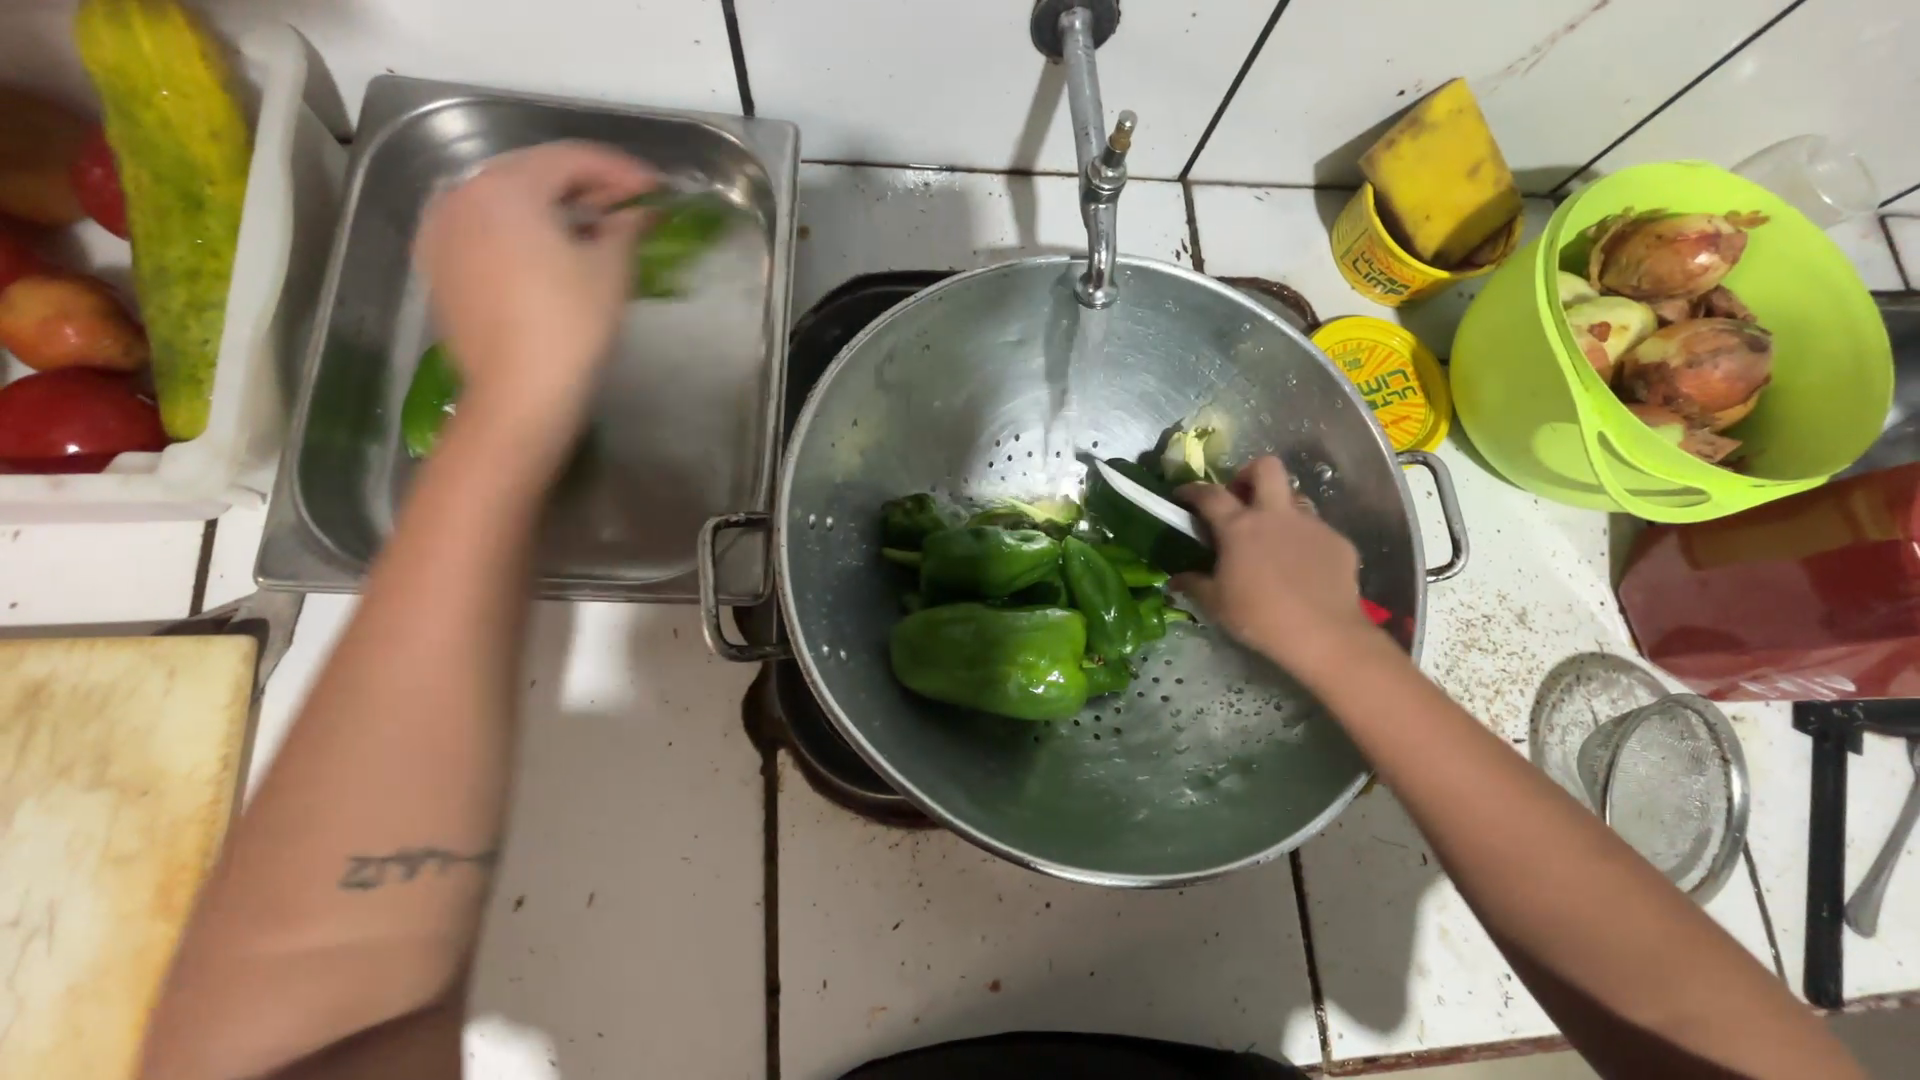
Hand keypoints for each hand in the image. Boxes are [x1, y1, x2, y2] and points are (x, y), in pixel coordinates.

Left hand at [413, 140, 654, 448]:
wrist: (518, 394)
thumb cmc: (570, 325)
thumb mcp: (610, 269)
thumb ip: (625, 227)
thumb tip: (640, 212)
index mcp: (504, 188)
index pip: (569, 159)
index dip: (619, 171)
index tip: (656, 188)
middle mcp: (461, 196)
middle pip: (531, 174)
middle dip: (584, 186)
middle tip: (628, 205)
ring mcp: (441, 232)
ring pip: (504, 202)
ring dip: (551, 208)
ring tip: (592, 228)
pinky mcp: (439, 267)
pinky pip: (484, 231)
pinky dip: (520, 232)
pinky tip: (550, 253)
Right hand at [1171, 456, 1373, 668]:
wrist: (1324, 635)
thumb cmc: (1260, 618)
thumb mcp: (1217, 605)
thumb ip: (1194, 584)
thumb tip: (1175, 579)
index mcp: (1240, 527)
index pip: (1210, 494)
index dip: (1193, 489)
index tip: (1183, 495)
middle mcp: (1276, 515)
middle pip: (1265, 468)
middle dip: (1249, 473)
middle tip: (1241, 498)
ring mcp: (1311, 525)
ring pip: (1295, 497)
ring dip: (1280, 508)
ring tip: (1274, 536)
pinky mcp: (1338, 541)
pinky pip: (1317, 530)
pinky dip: (1305, 540)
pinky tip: (1303, 567)